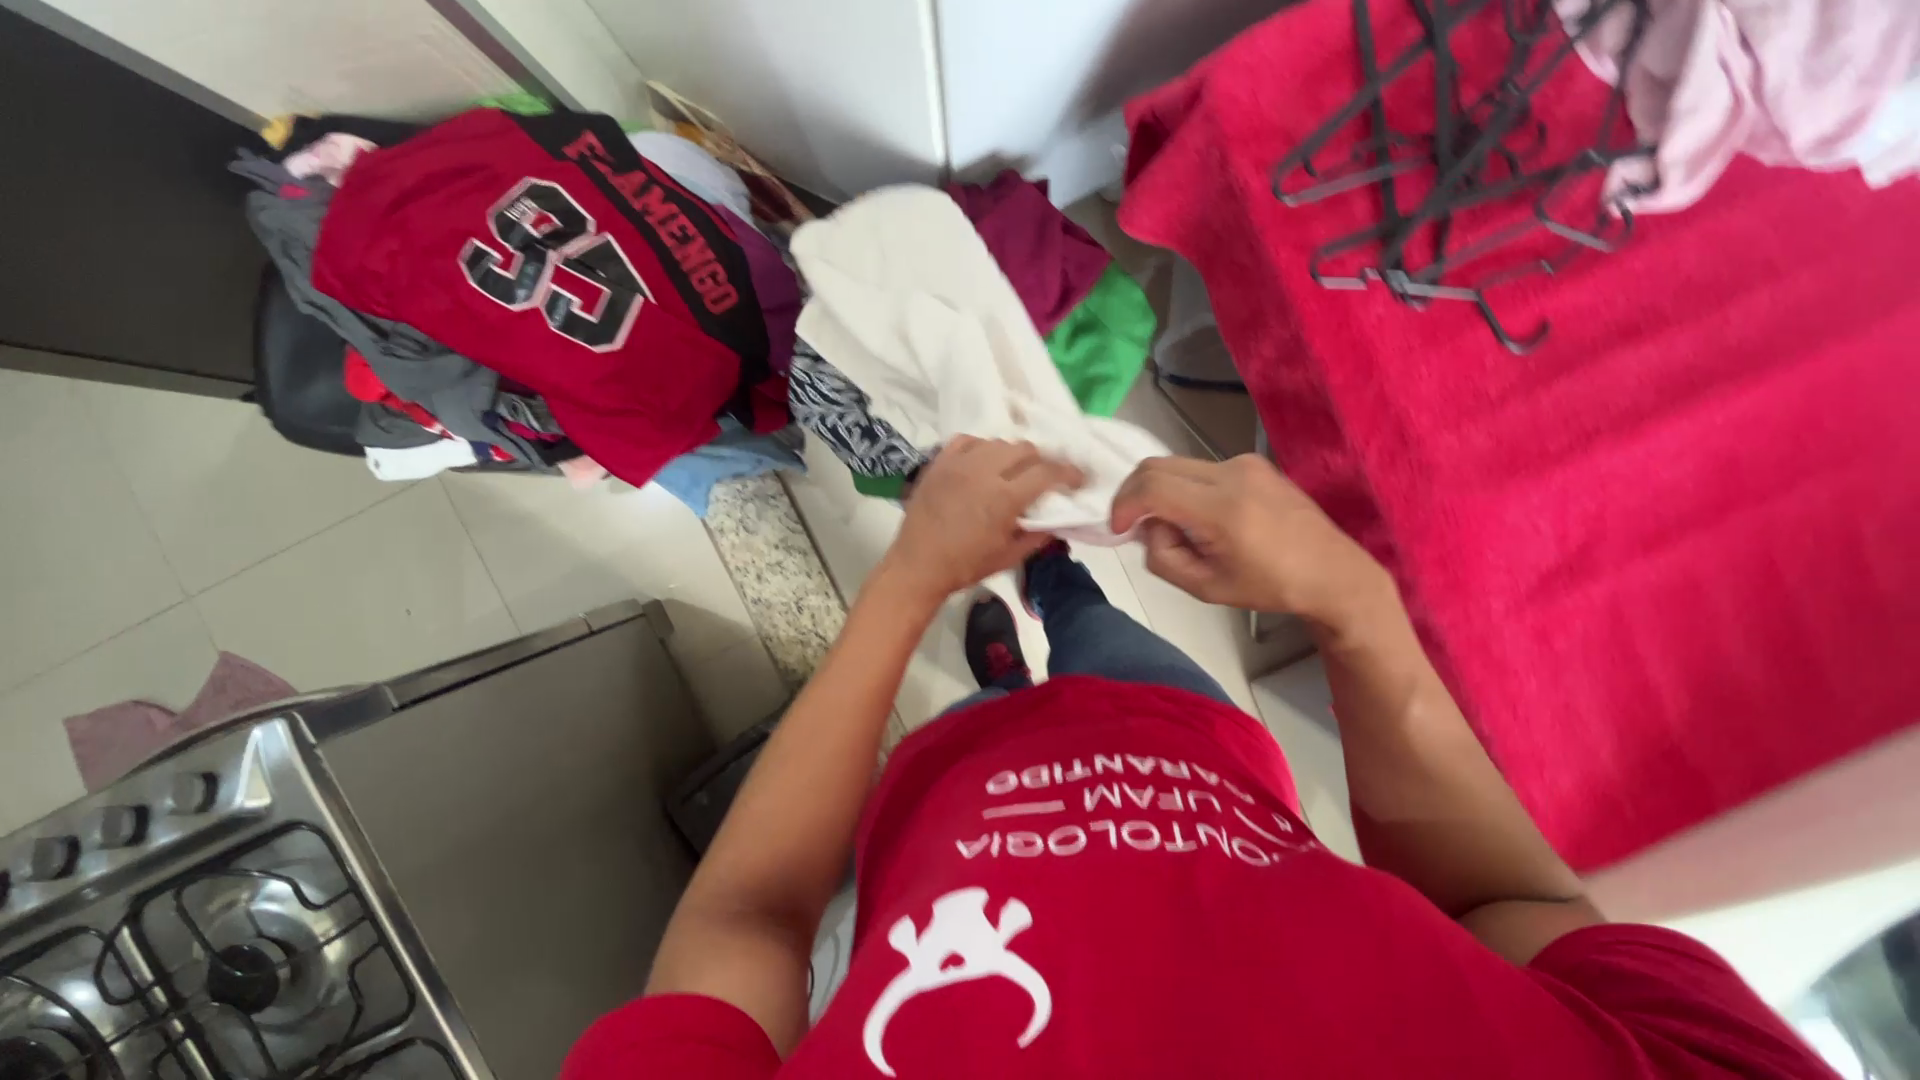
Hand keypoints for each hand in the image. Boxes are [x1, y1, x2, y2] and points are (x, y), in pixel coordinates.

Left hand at [879, 437, 1084, 604]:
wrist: (918, 566)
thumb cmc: (966, 566)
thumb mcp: (1010, 556)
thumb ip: (1039, 535)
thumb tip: (1059, 519)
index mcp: (1005, 498)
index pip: (1047, 472)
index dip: (1069, 473)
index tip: (1077, 478)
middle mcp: (984, 472)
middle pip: (1025, 449)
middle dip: (1041, 461)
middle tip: (1042, 476)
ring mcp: (958, 463)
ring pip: (997, 441)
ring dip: (1011, 453)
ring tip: (1011, 470)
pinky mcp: (939, 462)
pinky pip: (967, 440)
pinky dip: (981, 447)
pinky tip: (983, 461)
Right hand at [1110, 455, 1390, 627]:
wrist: (1334, 573)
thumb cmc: (1271, 587)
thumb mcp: (1205, 587)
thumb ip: (1163, 557)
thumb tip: (1149, 527)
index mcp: (1223, 509)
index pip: (1152, 487)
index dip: (1124, 505)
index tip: (1117, 529)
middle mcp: (1233, 474)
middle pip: (1157, 466)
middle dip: (1134, 494)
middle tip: (1132, 525)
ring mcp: (1245, 463)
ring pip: (1177, 465)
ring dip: (1161, 492)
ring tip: (1174, 529)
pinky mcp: (1253, 463)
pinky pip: (1200, 469)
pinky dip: (1185, 489)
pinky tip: (1200, 520)